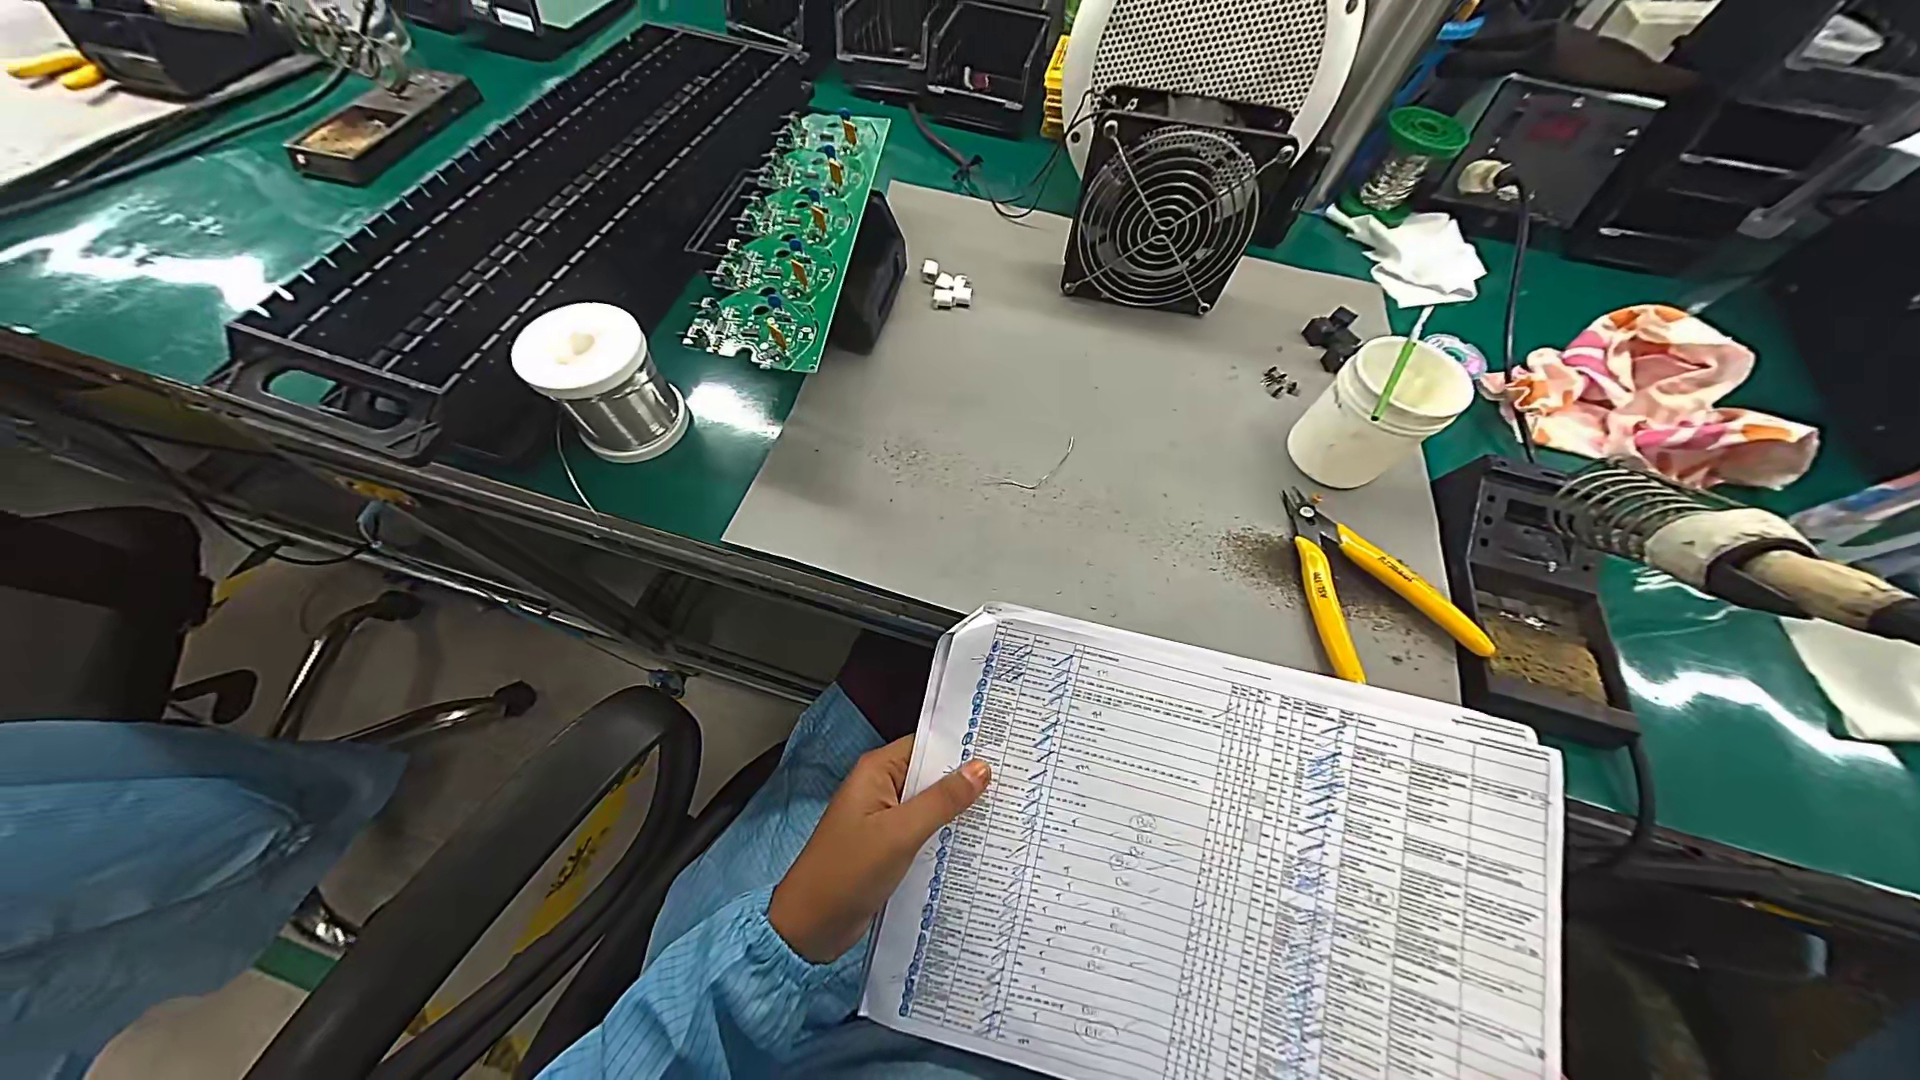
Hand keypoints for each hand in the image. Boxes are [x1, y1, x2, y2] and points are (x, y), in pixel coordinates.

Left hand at [769, 736, 990, 962]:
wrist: (808, 929)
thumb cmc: (847, 872)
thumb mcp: (900, 833)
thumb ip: (942, 801)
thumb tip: (981, 768)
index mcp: (877, 771)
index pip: (926, 745)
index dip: (960, 746)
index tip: (1000, 747)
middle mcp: (881, 788)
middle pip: (930, 774)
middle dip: (966, 779)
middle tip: (1013, 779)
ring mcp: (885, 818)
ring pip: (930, 805)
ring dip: (958, 810)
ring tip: (1005, 807)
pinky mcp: (889, 846)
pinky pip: (924, 831)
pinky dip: (946, 834)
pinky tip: (977, 841)